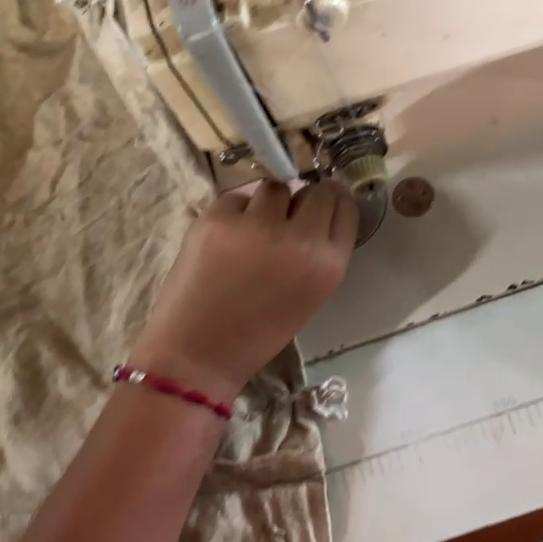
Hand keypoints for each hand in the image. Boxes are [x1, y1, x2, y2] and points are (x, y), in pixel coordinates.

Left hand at [127, 179, 358, 401]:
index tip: (321, 204)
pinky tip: (225, 237)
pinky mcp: (217, 218)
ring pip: (274, 188)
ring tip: (252, 229)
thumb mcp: (310, 295)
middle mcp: (300, 238)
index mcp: (328, 264)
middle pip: (315, 191)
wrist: (198, 353)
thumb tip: (312, 209)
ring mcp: (257, 224)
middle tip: (285, 217)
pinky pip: (236, 197)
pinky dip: (234, 211)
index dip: (332, 201)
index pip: (344, 207)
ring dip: (268, 202)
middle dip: (304, 199)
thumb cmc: (258, 333)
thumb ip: (319, 251)